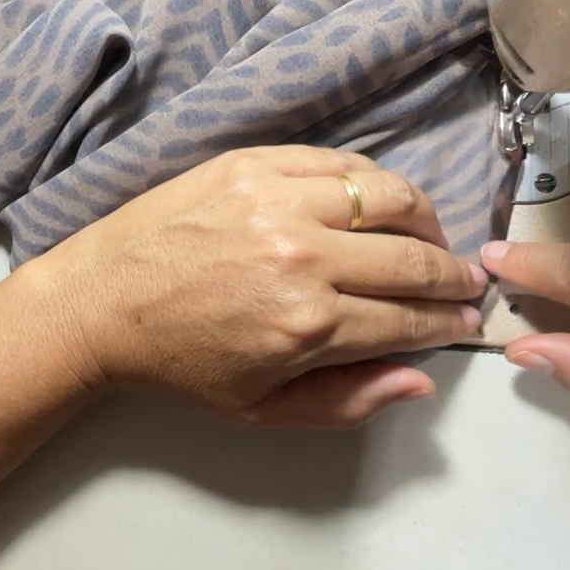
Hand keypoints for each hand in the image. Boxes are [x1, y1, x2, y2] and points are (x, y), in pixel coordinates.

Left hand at [23, 146, 487, 426]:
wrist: (103, 301)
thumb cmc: (181, 362)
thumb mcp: (259, 409)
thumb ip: (346, 401)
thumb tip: (422, 379)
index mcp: (306, 325)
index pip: (409, 319)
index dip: (448, 322)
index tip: (466, 320)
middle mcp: (303, 256)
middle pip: (413, 259)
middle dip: (453, 277)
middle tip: (465, 283)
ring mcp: (278, 199)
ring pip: (390, 196)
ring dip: (425, 221)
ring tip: (429, 238)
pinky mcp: (254, 163)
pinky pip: (341, 161)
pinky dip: (374, 181)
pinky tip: (377, 202)